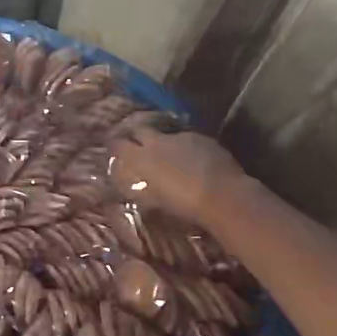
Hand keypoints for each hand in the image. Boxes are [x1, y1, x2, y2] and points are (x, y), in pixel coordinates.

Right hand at [109, 128, 247, 223]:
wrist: (224, 196)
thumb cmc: (184, 205)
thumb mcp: (157, 201)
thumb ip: (144, 191)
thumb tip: (135, 189)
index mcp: (142, 158)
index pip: (119, 145)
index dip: (114, 146)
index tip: (112, 149)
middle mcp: (159, 141)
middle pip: (140, 130)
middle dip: (136, 136)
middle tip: (136, 146)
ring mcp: (183, 136)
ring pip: (167, 135)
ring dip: (164, 144)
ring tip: (169, 157)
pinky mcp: (203, 138)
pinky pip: (188, 140)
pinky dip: (186, 148)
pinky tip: (193, 160)